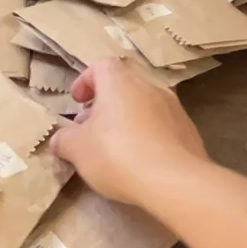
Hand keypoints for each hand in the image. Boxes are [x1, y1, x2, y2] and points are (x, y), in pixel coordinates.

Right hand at [49, 59, 208, 206]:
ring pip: (144, 105)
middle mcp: (150, 87)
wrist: (174, 182)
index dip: (85, 80)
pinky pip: (161, 125)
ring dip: (126, 119)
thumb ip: (64, 140)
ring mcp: (174, 108)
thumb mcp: (77, 149)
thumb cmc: (117, 155)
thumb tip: (59, 139)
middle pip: (124, 85)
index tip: (77, 101)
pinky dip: (146, 135)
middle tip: (91, 126)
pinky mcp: (187, 131)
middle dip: (105, 103)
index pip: (101, 65)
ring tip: (114, 147)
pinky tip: (139, 160)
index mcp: (120, 82)